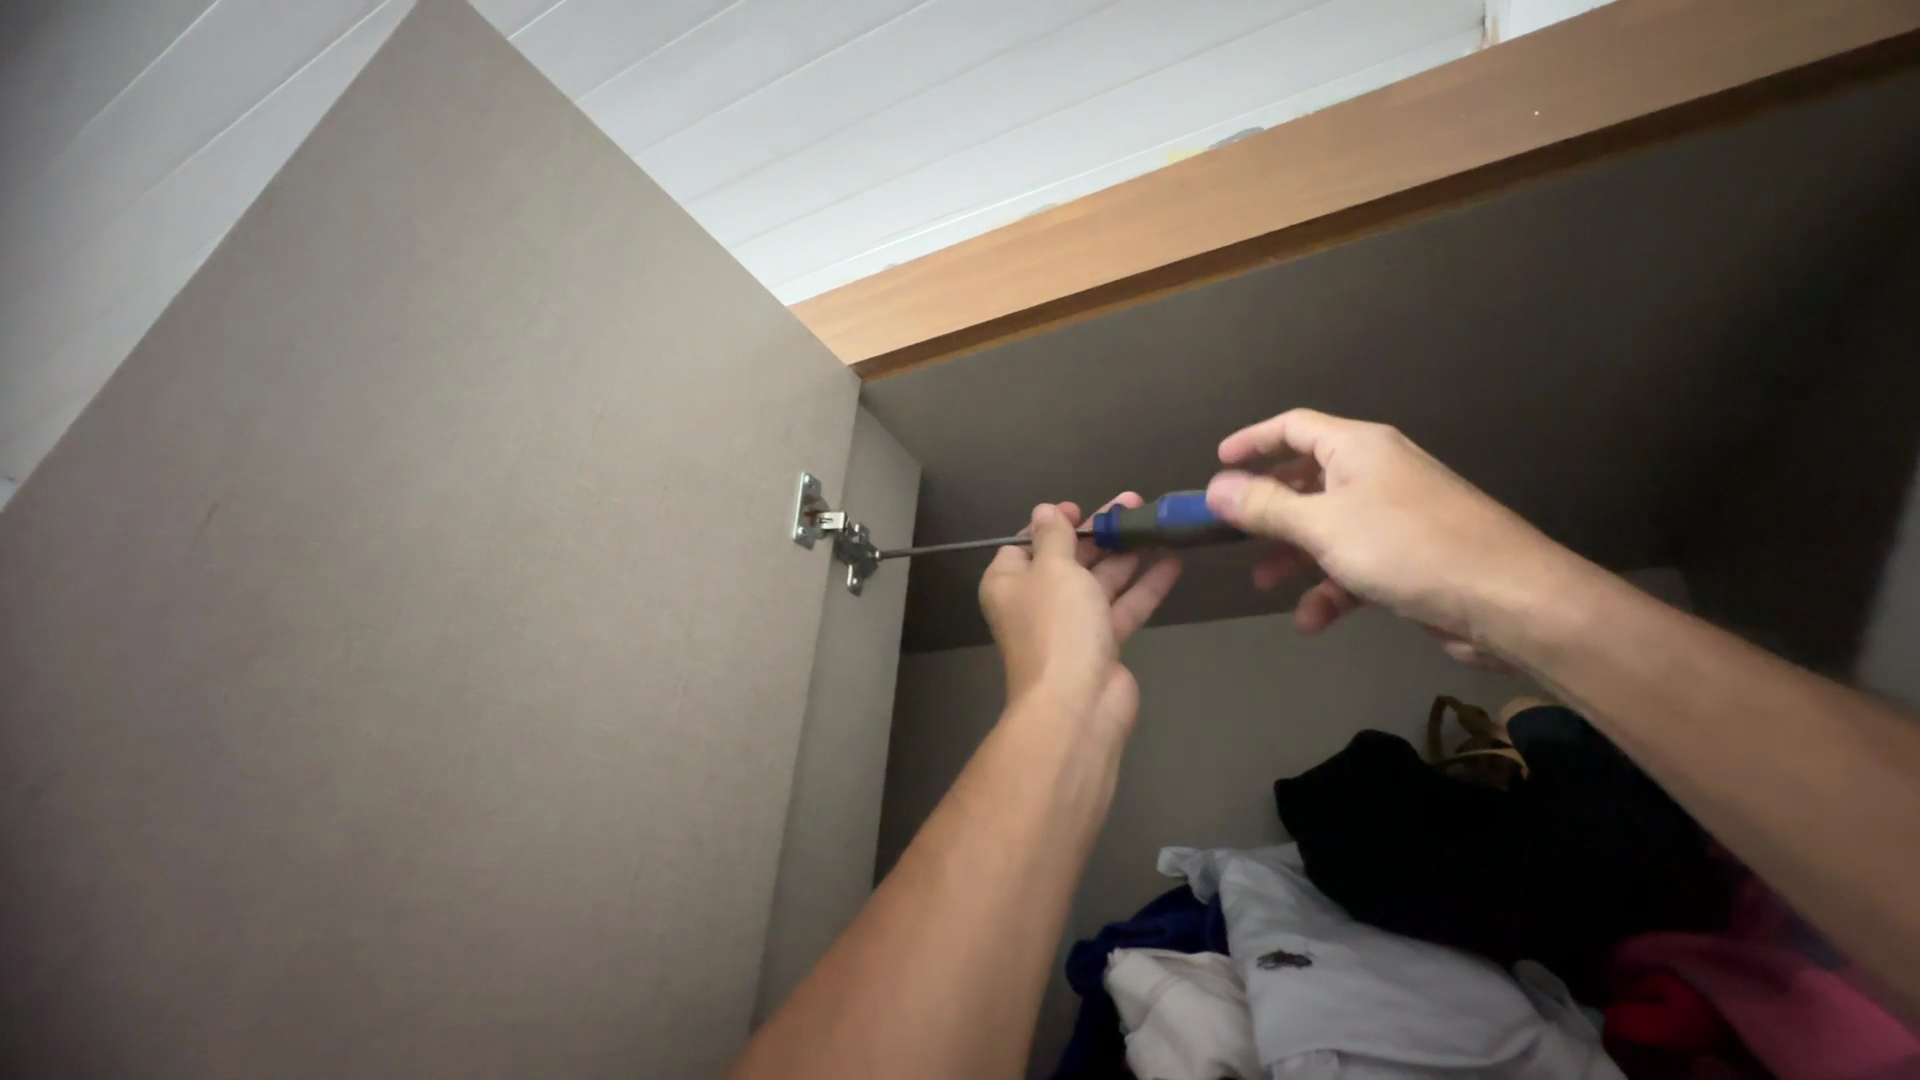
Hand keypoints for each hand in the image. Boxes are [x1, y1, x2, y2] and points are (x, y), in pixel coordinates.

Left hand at [979, 496, 1182, 735]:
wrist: (1077, 704)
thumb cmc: (1056, 626)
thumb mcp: (1052, 569)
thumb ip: (1053, 536)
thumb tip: (1044, 511)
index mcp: (1009, 583)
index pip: (1025, 545)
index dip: (1051, 525)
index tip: (1078, 509)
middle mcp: (1035, 602)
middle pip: (1068, 559)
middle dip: (1099, 533)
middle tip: (1134, 504)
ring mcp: (1070, 626)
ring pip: (1099, 582)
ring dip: (1126, 555)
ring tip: (1157, 525)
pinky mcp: (1101, 645)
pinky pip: (1122, 607)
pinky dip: (1144, 586)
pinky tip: (1172, 561)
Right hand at [1204, 409, 1591, 665]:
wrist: (1507, 599)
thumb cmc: (1407, 547)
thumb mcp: (1322, 525)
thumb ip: (1264, 507)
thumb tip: (1215, 488)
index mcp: (1358, 449)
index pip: (1294, 427)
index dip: (1253, 441)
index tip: (1218, 463)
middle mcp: (1376, 474)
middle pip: (1305, 481)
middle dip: (1267, 511)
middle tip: (1232, 533)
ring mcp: (1393, 516)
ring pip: (1325, 528)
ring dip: (1293, 556)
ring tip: (1265, 584)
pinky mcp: (1407, 557)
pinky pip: (1353, 563)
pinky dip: (1329, 588)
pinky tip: (1313, 620)